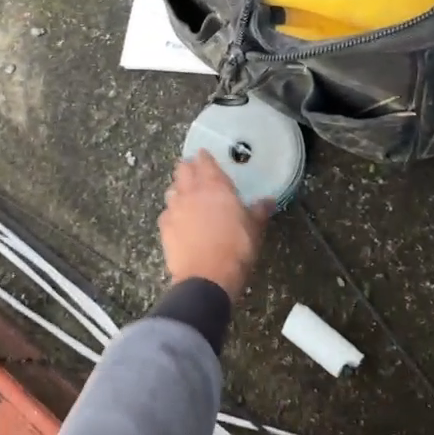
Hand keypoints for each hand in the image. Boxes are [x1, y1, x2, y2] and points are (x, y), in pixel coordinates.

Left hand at [160, 151, 272, 297]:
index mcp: (215, 186)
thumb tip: (269, 201)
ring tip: (185, 193)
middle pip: (183, 170)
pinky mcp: (164, 228)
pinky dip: (171, 212)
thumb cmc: (236, 248)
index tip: (205, 156)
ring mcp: (175, 209)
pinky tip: (177, 219)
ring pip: (172, 189)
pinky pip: (166, 212)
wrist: (207, 277)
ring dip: (178, 188)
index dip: (205, 158)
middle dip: (188, 168)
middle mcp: (191, 192)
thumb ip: (259, 211)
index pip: (205, 161)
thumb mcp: (254, 229)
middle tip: (194, 170)